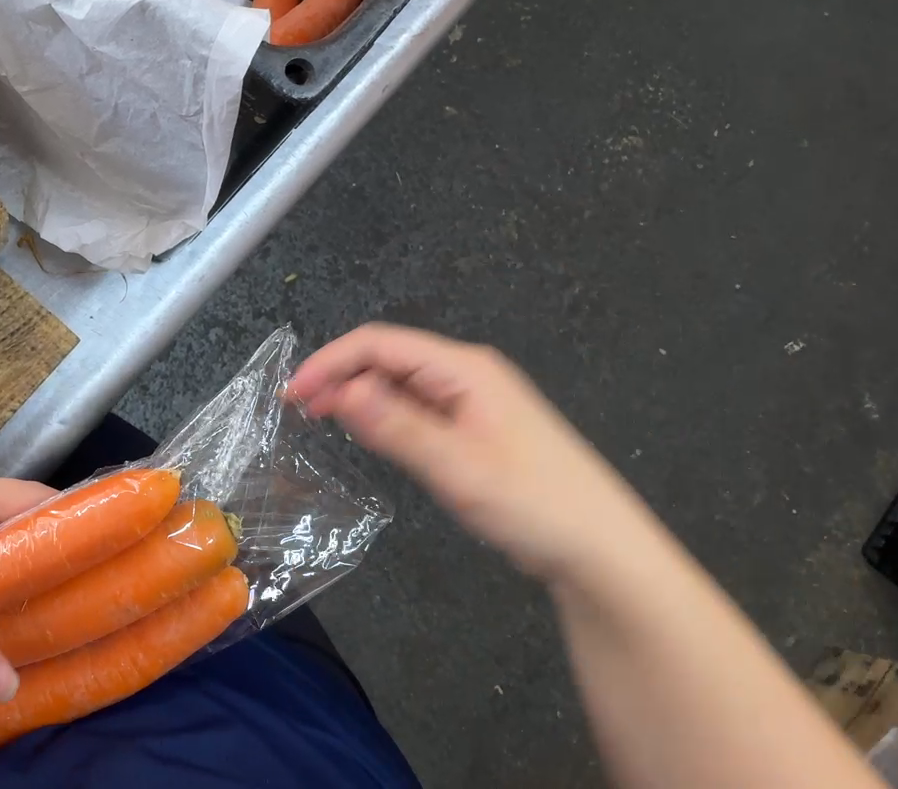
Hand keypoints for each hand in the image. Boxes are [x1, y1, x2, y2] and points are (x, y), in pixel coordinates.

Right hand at [288, 323, 655, 583]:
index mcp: (465, 369)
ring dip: (355, 395)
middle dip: (337, 376)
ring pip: (397, 382)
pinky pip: (413, 406)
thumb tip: (339, 391)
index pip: (378, 344)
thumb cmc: (536, 505)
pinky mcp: (471, 427)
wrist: (603, 554)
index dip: (329, 362)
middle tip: (298, 409)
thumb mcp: (456, 467)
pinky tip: (364, 433)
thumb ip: (394, 426)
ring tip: (320, 419)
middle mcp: (465, 374)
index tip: (293, 392)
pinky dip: (379, 414)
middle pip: (385, 358)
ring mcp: (470, 400)